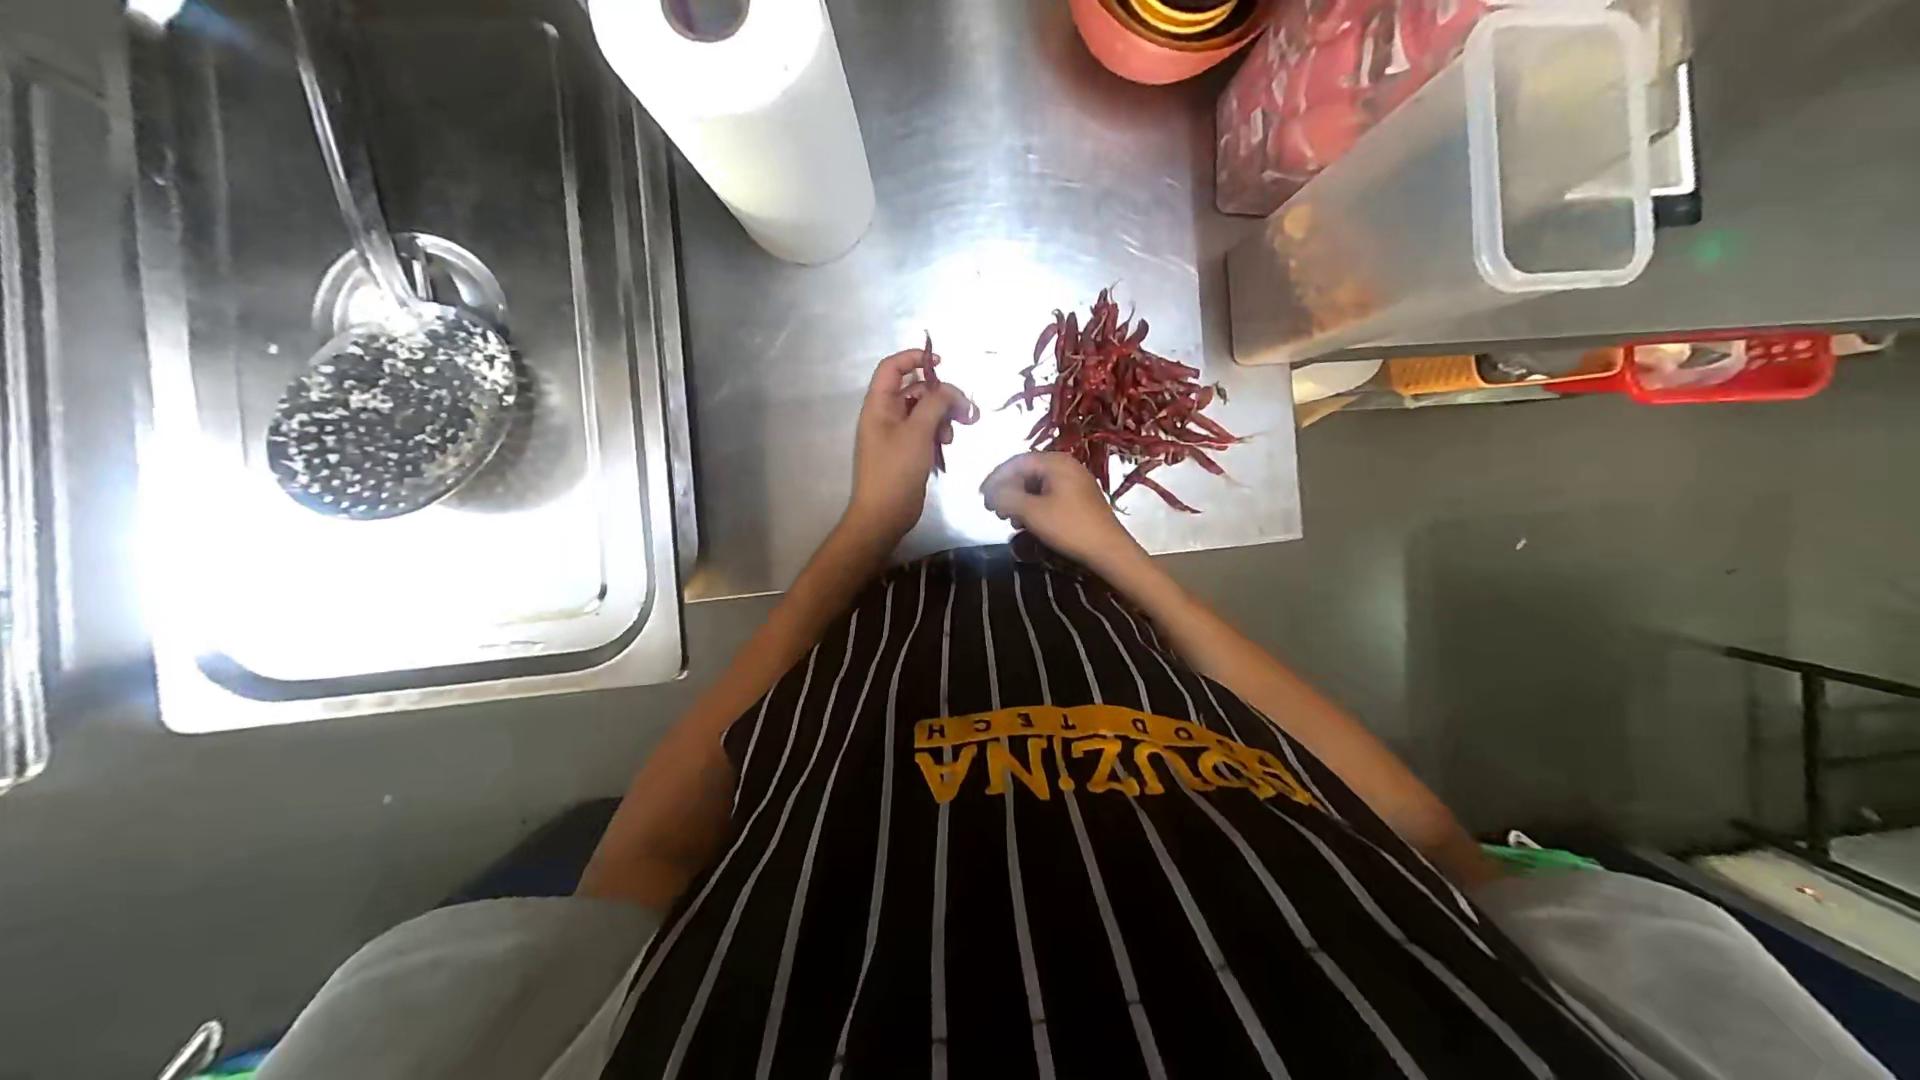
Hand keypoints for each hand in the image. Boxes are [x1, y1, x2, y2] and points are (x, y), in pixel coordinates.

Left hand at [845, 347, 977, 542]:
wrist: (884, 514)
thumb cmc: (896, 470)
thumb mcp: (918, 432)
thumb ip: (935, 404)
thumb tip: (949, 391)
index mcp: (878, 405)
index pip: (892, 368)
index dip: (914, 358)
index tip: (942, 362)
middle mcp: (885, 415)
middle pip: (914, 389)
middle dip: (940, 395)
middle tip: (965, 408)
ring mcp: (895, 434)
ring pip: (923, 411)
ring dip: (942, 416)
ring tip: (952, 435)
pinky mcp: (906, 451)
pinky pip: (924, 431)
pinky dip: (938, 433)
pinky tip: (947, 445)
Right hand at [981, 452, 1146, 573]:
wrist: (1109, 550)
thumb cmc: (1070, 527)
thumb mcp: (1032, 512)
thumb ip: (1006, 497)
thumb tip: (990, 493)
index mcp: (1056, 462)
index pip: (1016, 462)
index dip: (995, 478)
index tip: (981, 496)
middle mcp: (1066, 466)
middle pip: (1027, 472)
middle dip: (1007, 490)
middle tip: (993, 510)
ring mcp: (1075, 482)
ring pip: (1037, 485)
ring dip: (1018, 500)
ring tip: (1008, 519)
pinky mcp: (1079, 498)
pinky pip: (1049, 495)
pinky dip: (1033, 505)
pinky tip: (1027, 522)